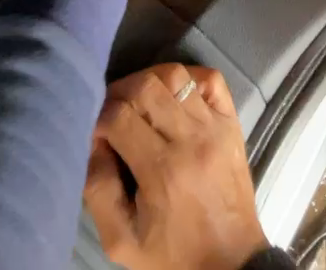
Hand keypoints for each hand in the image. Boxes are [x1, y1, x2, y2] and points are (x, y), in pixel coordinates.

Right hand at [84, 63, 268, 269]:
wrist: (230, 264)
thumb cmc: (172, 254)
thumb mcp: (122, 240)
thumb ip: (97, 191)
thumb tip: (93, 142)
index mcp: (163, 171)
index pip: (118, 116)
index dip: (99, 119)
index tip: (98, 136)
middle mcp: (192, 140)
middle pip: (145, 86)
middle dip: (119, 94)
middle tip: (114, 114)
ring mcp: (216, 127)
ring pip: (175, 75)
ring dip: (150, 81)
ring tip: (141, 103)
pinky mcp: (232, 123)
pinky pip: (210, 79)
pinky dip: (188, 77)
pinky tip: (173, 97)